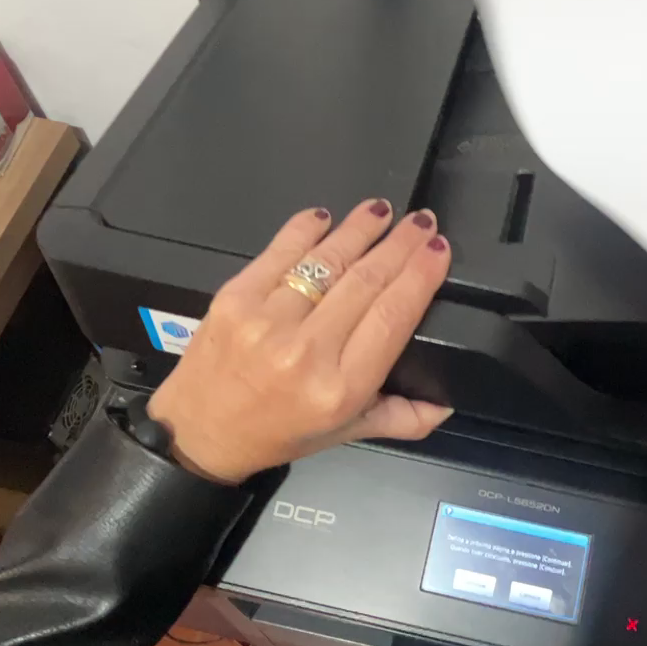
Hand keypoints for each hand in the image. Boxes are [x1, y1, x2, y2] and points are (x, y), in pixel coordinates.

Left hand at [146, 200, 454, 483]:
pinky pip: (280, 252)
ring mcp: (266, 321)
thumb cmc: (276, 432)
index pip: (392, 316)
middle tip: (423, 223)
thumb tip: (447, 402)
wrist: (199, 433)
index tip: (437, 249)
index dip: (420, 275)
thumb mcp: (346, 433)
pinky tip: (327, 217)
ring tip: (383, 212)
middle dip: (401, 244)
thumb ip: (401, 417)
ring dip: (360, 228)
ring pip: (327, 260)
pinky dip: (306, 229)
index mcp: (340, 388)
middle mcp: (306, 352)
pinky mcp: (235, 297)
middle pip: (366, 281)